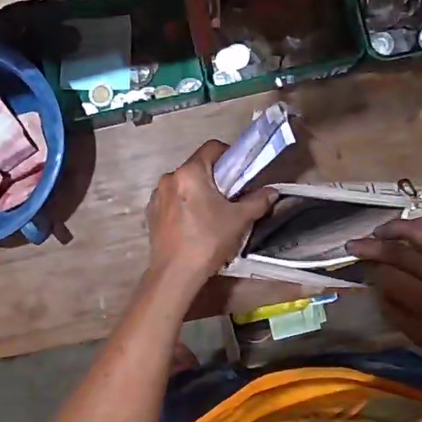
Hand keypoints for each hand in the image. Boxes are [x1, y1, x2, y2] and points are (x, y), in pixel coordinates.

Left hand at [146, 140, 277, 291]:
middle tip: (231, 197)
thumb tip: (271, 191)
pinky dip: (184, 206)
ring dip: (199, 192)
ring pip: (184, 185)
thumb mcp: (239, 219)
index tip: (240, 174)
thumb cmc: (208, 241)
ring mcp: (156, 197)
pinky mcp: (151, 214)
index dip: (230, 156)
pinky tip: (194, 226)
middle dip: (215, 178)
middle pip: (197, 167)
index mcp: (189, 173)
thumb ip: (257, 201)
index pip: (212, 148)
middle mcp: (168, 179)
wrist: (175, 273)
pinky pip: (172, 201)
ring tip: (212, 215)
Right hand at [345, 214, 421, 384]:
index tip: (361, 273)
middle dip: (370, 247)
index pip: (388, 276)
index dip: (370, 273)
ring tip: (379, 230)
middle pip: (399, 252)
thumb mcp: (421, 338)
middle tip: (352, 245)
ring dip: (396, 227)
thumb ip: (394, 310)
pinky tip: (415, 224)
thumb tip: (376, 288)